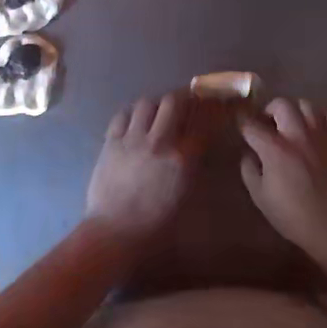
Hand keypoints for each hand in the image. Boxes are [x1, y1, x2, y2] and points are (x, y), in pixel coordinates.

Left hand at [83, 91, 204, 246]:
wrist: (115, 230)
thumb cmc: (155, 221)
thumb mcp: (184, 192)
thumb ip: (192, 164)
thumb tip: (195, 145)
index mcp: (182, 158)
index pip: (203, 123)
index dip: (211, 111)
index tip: (215, 106)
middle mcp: (159, 141)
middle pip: (173, 101)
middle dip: (183, 97)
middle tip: (186, 101)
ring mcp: (132, 139)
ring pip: (146, 103)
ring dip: (156, 104)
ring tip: (158, 111)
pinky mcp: (111, 142)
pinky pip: (122, 115)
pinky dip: (131, 114)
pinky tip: (135, 121)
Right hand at [238, 99, 326, 278]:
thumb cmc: (291, 214)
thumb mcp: (259, 196)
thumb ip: (249, 170)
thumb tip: (249, 154)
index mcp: (275, 149)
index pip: (252, 126)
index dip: (242, 123)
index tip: (238, 124)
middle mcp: (297, 135)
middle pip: (281, 104)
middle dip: (268, 109)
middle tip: (265, 123)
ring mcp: (318, 136)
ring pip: (305, 105)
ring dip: (293, 110)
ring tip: (288, 124)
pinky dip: (317, 118)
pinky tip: (310, 130)